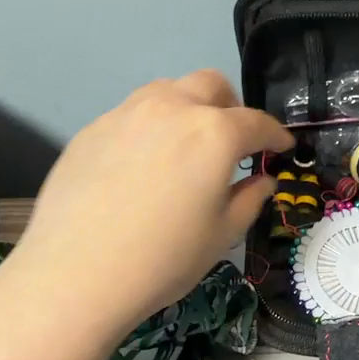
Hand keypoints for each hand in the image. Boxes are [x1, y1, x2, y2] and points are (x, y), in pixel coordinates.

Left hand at [10, 71, 291, 337]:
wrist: (76, 273)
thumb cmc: (164, 260)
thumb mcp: (221, 236)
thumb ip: (248, 200)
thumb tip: (262, 181)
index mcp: (214, 133)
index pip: (256, 123)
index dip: (275, 135)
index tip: (282, 147)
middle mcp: (172, 108)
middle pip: (211, 85)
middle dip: (230, 107)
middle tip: (233, 142)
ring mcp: (126, 114)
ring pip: (167, 91)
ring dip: (187, 109)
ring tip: (185, 148)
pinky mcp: (92, 130)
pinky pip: (132, 115)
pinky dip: (151, 130)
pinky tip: (142, 170)